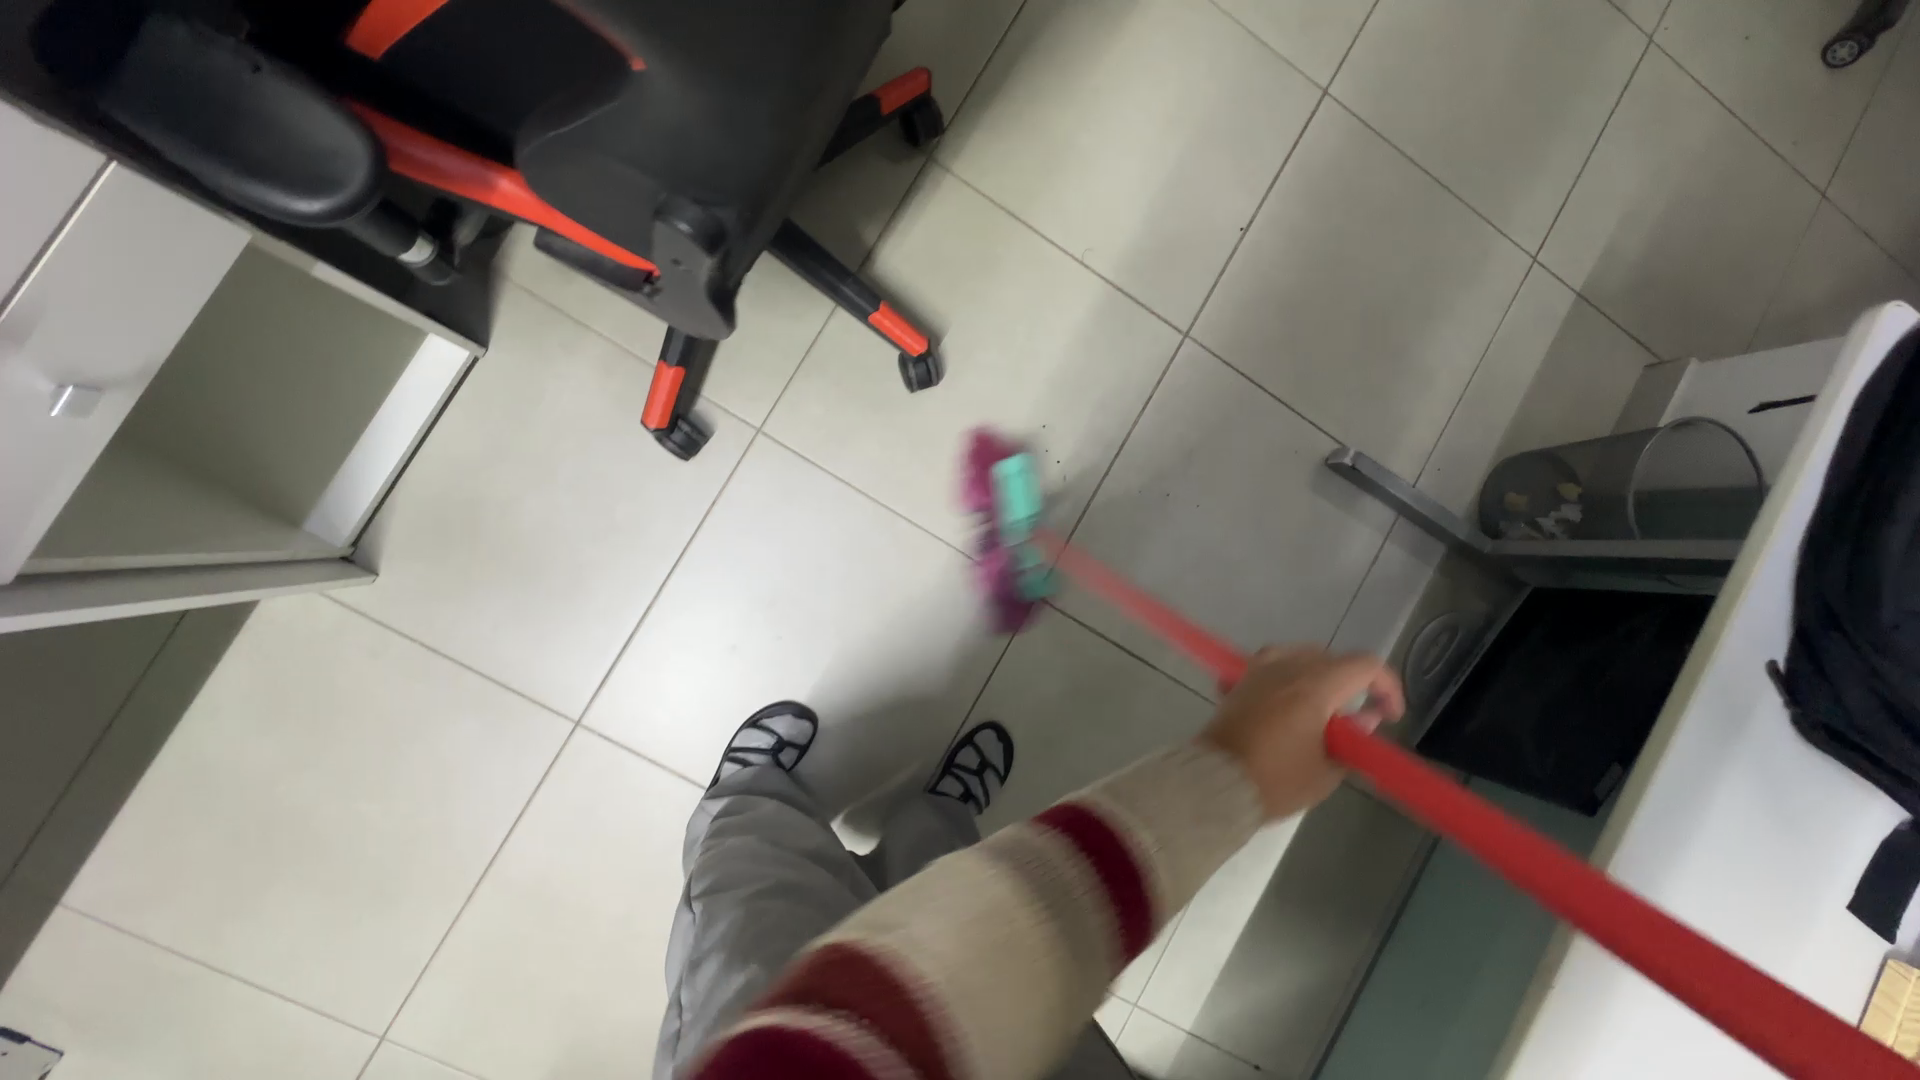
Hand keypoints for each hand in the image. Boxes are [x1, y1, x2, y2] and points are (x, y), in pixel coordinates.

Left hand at [1199, 646, 1404, 819]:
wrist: (1215, 782)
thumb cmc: (1275, 780)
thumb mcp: (1326, 770)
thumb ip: (1351, 741)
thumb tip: (1361, 720)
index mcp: (1313, 685)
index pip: (1364, 665)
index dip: (1387, 686)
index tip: (1390, 715)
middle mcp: (1285, 667)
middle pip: (1331, 658)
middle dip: (1351, 683)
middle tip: (1355, 719)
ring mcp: (1257, 671)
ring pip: (1299, 656)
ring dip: (1318, 676)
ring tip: (1323, 709)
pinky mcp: (1238, 682)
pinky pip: (1271, 666)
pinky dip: (1286, 678)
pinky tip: (1287, 704)